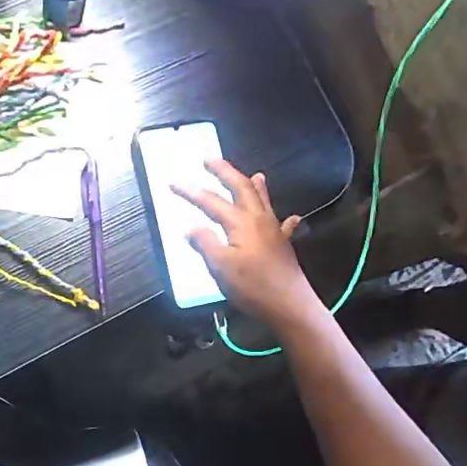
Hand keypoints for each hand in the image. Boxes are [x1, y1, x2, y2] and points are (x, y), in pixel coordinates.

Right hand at [173, 160, 323, 327]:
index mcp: (240, 222)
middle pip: (242, 188)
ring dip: (255, 186)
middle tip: (211, 161)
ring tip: (254, 174)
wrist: (288, 304)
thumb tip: (192, 228)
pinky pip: (284, 226)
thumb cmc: (251, 286)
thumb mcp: (220, 266)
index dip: (191, 192)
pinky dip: (286, 219)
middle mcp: (259, 219)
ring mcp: (274, 230)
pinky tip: (291, 217)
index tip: (174, 184)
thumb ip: (205, 244)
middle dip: (225, 172)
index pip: (211, 202)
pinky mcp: (283, 245)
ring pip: (263, 201)